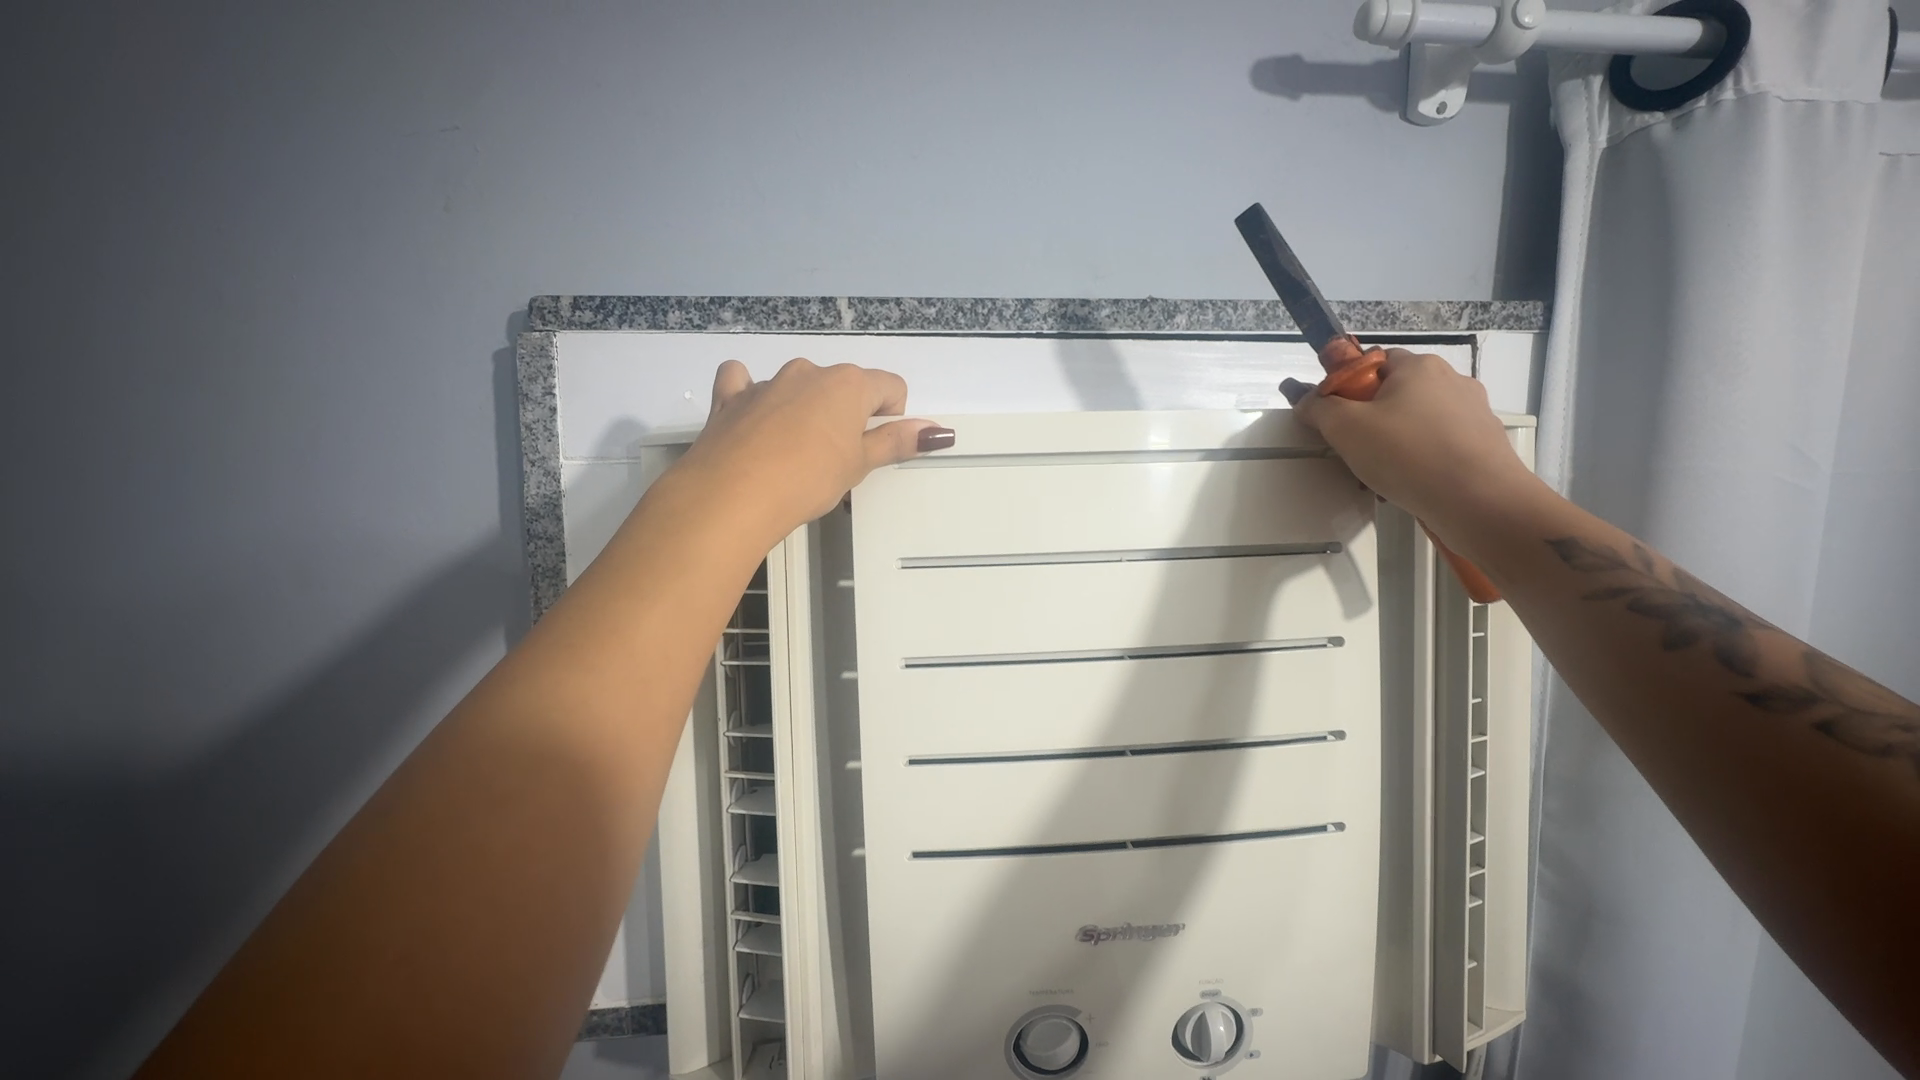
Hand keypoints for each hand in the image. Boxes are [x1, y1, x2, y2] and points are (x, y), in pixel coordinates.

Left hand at [673, 358, 951, 542]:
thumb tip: (937, 431)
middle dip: (846, 415)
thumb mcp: (859, 465)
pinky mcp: (730, 398)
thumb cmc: (808, 480)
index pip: (890, 387)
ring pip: (797, 386)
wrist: (733, 495)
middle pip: (843, 386)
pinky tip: (752, 420)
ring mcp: (767, 382)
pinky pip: (743, 382)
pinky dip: (751, 395)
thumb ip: (896, 442)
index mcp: (848, 384)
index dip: (890, 417)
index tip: (874, 447)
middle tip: (836, 459)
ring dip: (804, 410)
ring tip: (794, 454)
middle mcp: (809, 373)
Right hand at [1285, 349, 1539, 541]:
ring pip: (1417, 421)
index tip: (1337, 417)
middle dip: (1371, 418)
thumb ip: (1319, 408)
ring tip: (1381, 475)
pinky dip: (1421, 459)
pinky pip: (1439, 444)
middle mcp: (1450, 380)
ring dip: (1395, 441)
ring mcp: (1473, 411)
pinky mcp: (1484, 443)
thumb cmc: (1407, 455)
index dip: (1349, 386)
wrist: (1480, 501)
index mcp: (1418, 366)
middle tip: (1354, 449)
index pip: (1373, 361)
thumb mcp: (1345, 428)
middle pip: (1396, 392)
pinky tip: (1410, 484)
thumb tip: (1306, 400)